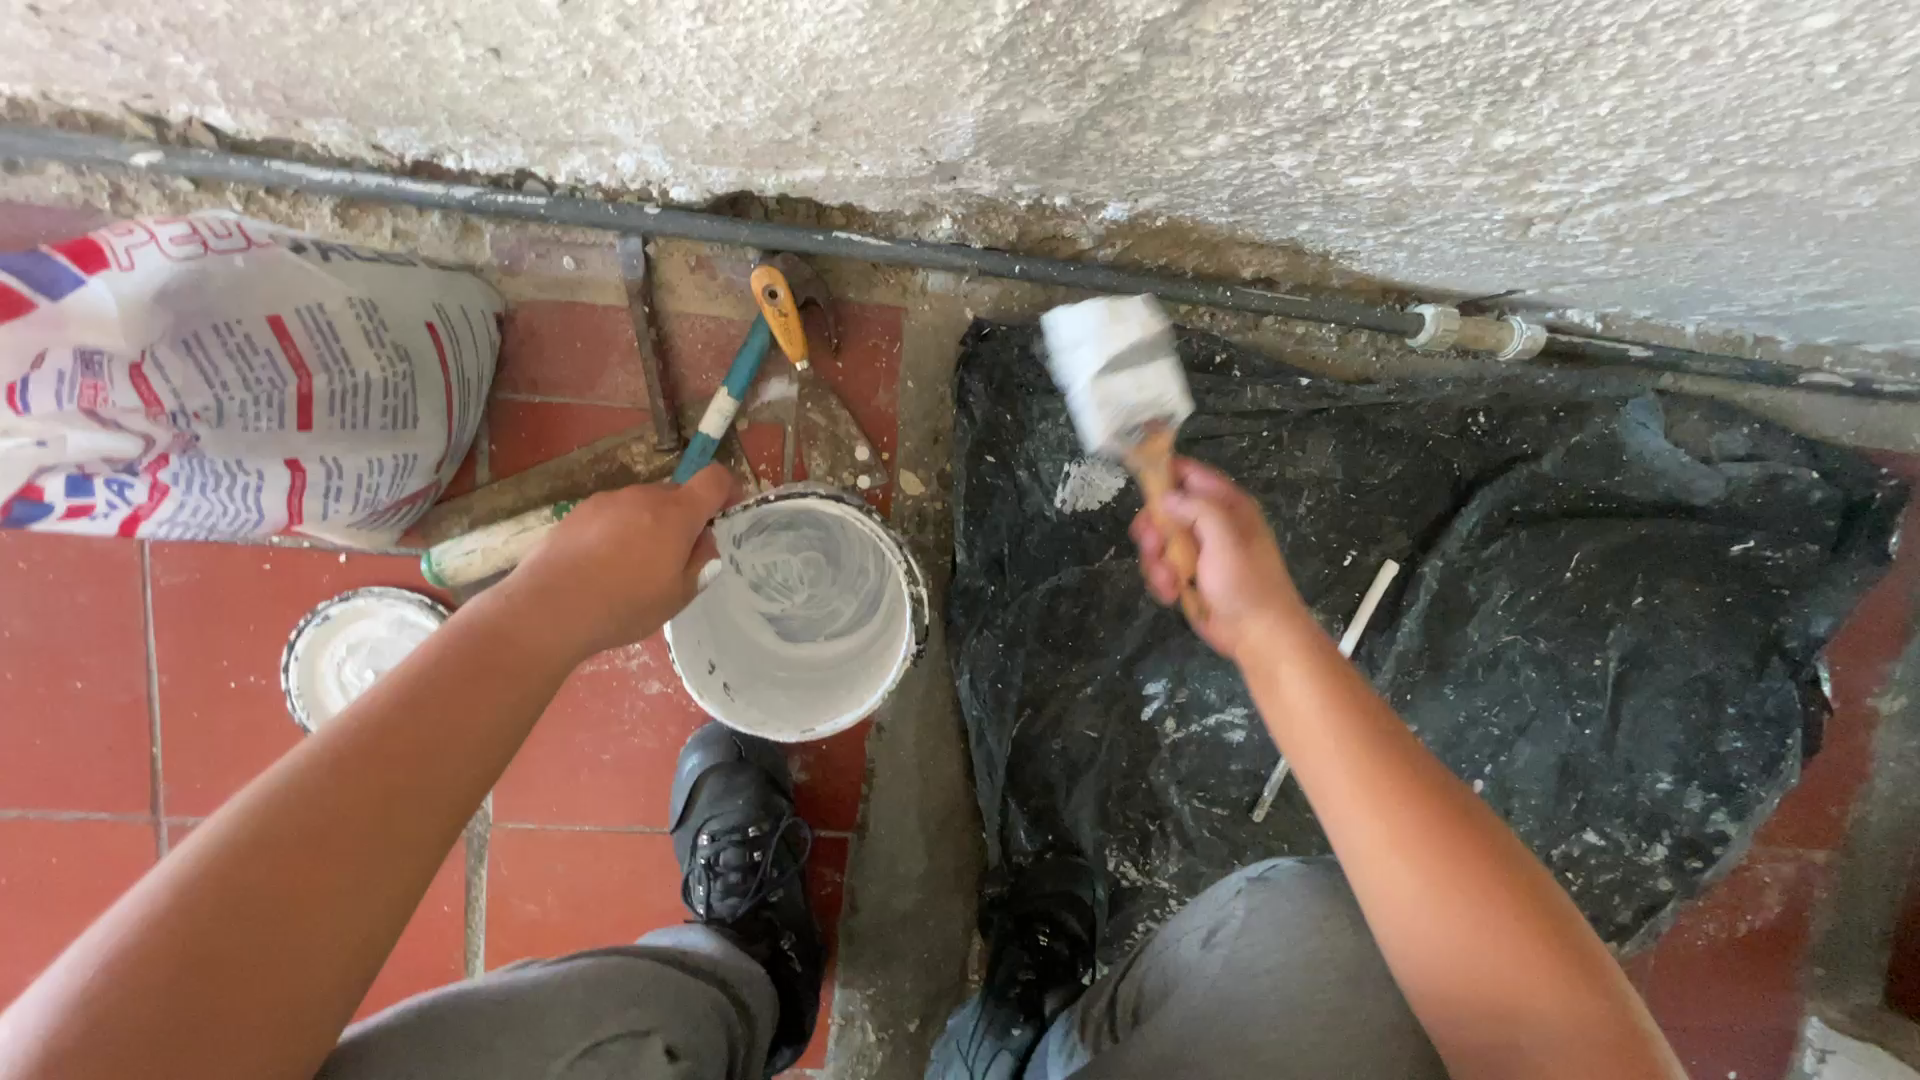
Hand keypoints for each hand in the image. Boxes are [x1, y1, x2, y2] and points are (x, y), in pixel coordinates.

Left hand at [495, 465, 739, 660]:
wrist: (547, 609)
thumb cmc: (623, 606)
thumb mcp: (679, 595)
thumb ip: (701, 562)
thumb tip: (703, 541)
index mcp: (676, 514)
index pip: (714, 478)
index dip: (727, 491)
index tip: (724, 515)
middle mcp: (643, 496)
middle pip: (677, 495)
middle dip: (684, 519)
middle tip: (673, 560)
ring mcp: (607, 501)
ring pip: (643, 505)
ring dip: (649, 526)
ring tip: (631, 568)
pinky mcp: (579, 512)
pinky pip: (614, 514)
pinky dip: (619, 532)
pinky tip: (602, 566)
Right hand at [1130, 458, 1308, 661]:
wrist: (1257, 634)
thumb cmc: (1247, 584)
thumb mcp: (1226, 539)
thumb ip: (1198, 509)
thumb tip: (1166, 495)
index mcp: (1227, 505)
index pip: (1189, 473)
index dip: (1163, 473)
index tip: (1139, 484)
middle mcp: (1210, 523)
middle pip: (1164, 508)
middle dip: (1153, 529)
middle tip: (1153, 546)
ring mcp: (1198, 550)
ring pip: (1158, 540)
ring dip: (1156, 561)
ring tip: (1169, 581)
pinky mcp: (1187, 574)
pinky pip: (1161, 566)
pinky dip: (1161, 580)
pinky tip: (1172, 594)